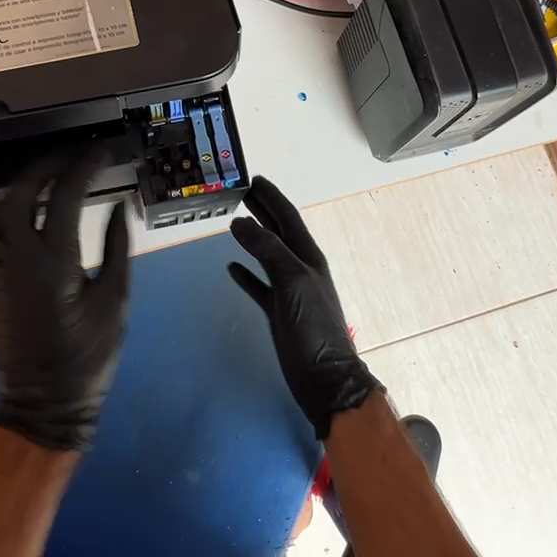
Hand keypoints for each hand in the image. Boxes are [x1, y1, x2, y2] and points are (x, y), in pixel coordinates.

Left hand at [0, 151, 129, 452]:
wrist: (42, 402)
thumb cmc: (87, 357)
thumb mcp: (115, 301)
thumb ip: (117, 247)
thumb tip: (118, 207)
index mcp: (54, 262)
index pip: (66, 195)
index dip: (84, 166)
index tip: (102, 154)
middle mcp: (17, 258)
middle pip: (22, 192)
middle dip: (47, 166)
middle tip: (74, 157)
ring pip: (1, 207)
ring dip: (26, 183)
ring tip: (53, 173)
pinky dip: (10, 206)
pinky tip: (29, 205)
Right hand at [228, 176, 378, 439]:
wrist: (324, 377)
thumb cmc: (312, 325)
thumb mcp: (292, 280)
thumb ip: (267, 249)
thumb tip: (240, 222)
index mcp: (308, 257)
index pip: (288, 218)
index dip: (273, 198)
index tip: (255, 180)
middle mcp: (299, 268)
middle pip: (278, 231)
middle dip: (263, 211)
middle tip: (242, 192)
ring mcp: (289, 290)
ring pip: (267, 255)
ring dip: (253, 237)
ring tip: (235, 221)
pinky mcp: (278, 312)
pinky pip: (259, 285)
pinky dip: (246, 274)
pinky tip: (232, 267)